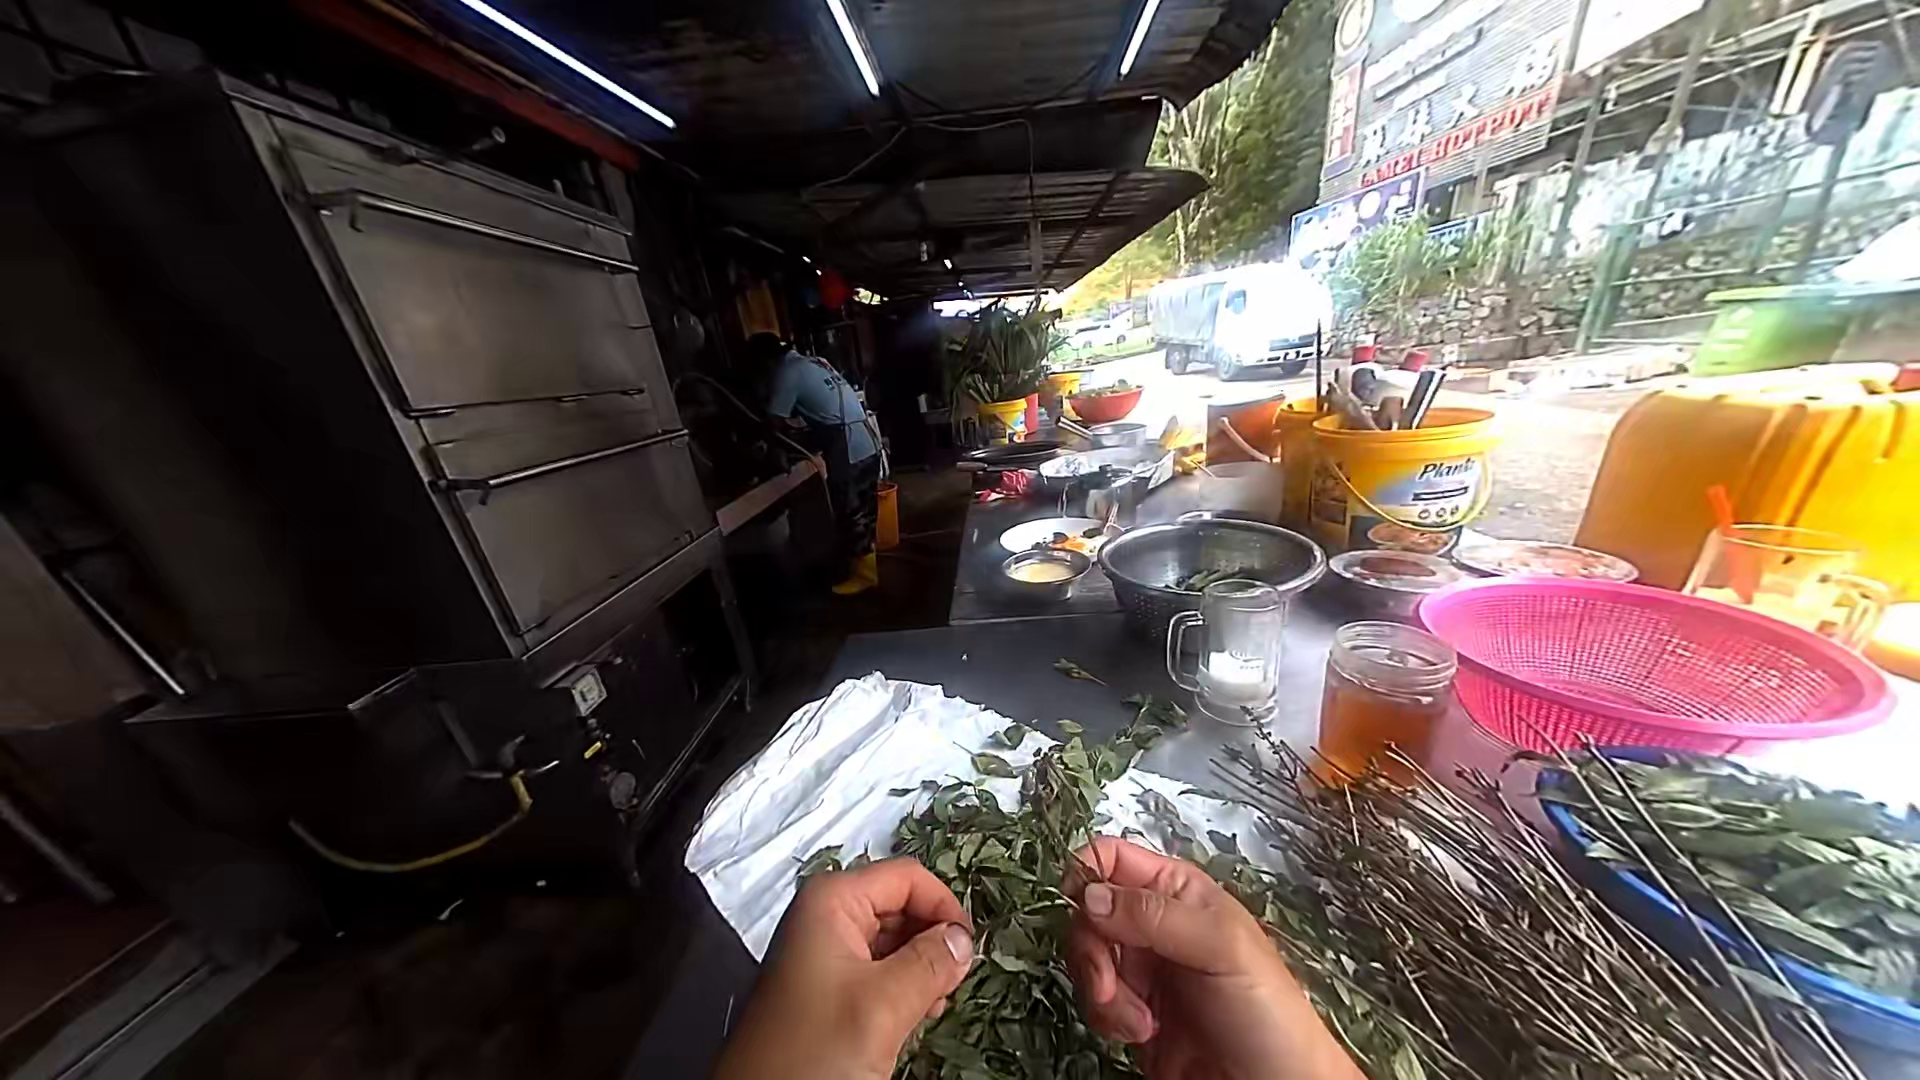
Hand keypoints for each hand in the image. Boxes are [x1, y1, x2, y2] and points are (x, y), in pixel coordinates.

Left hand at [713, 858, 973, 1079]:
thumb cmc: (813, 1053)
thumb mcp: (880, 1007)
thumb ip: (929, 964)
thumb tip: (963, 938)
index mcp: (833, 898)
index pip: (906, 877)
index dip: (942, 905)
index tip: (970, 949)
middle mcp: (828, 913)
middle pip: (900, 905)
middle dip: (931, 939)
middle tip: (954, 983)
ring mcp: (825, 949)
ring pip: (893, 939)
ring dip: (921, 967)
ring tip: (935, 1004)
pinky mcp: (826, 984)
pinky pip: (878, 968)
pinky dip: (903, 986)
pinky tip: (915, 1014)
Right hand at [1065, 837, 1361, 1079]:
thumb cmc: (1265, 1009)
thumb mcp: (1219, 946)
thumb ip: (1154, 914)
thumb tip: (1089, 895)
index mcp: (1173, 888)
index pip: (1112, 857)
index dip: (1086, 871)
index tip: (1076, 903)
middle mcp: (1150, 920)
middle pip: (1089, 908)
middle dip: (1090, 945)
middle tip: (1107, 983)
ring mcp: (1140, 966)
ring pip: (1087, 953)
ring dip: (1100, 987)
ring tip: (1136, 1020)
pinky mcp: (1131, 1010)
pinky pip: (1095, 998)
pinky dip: (1106, 1016)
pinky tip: (1142, 1034)